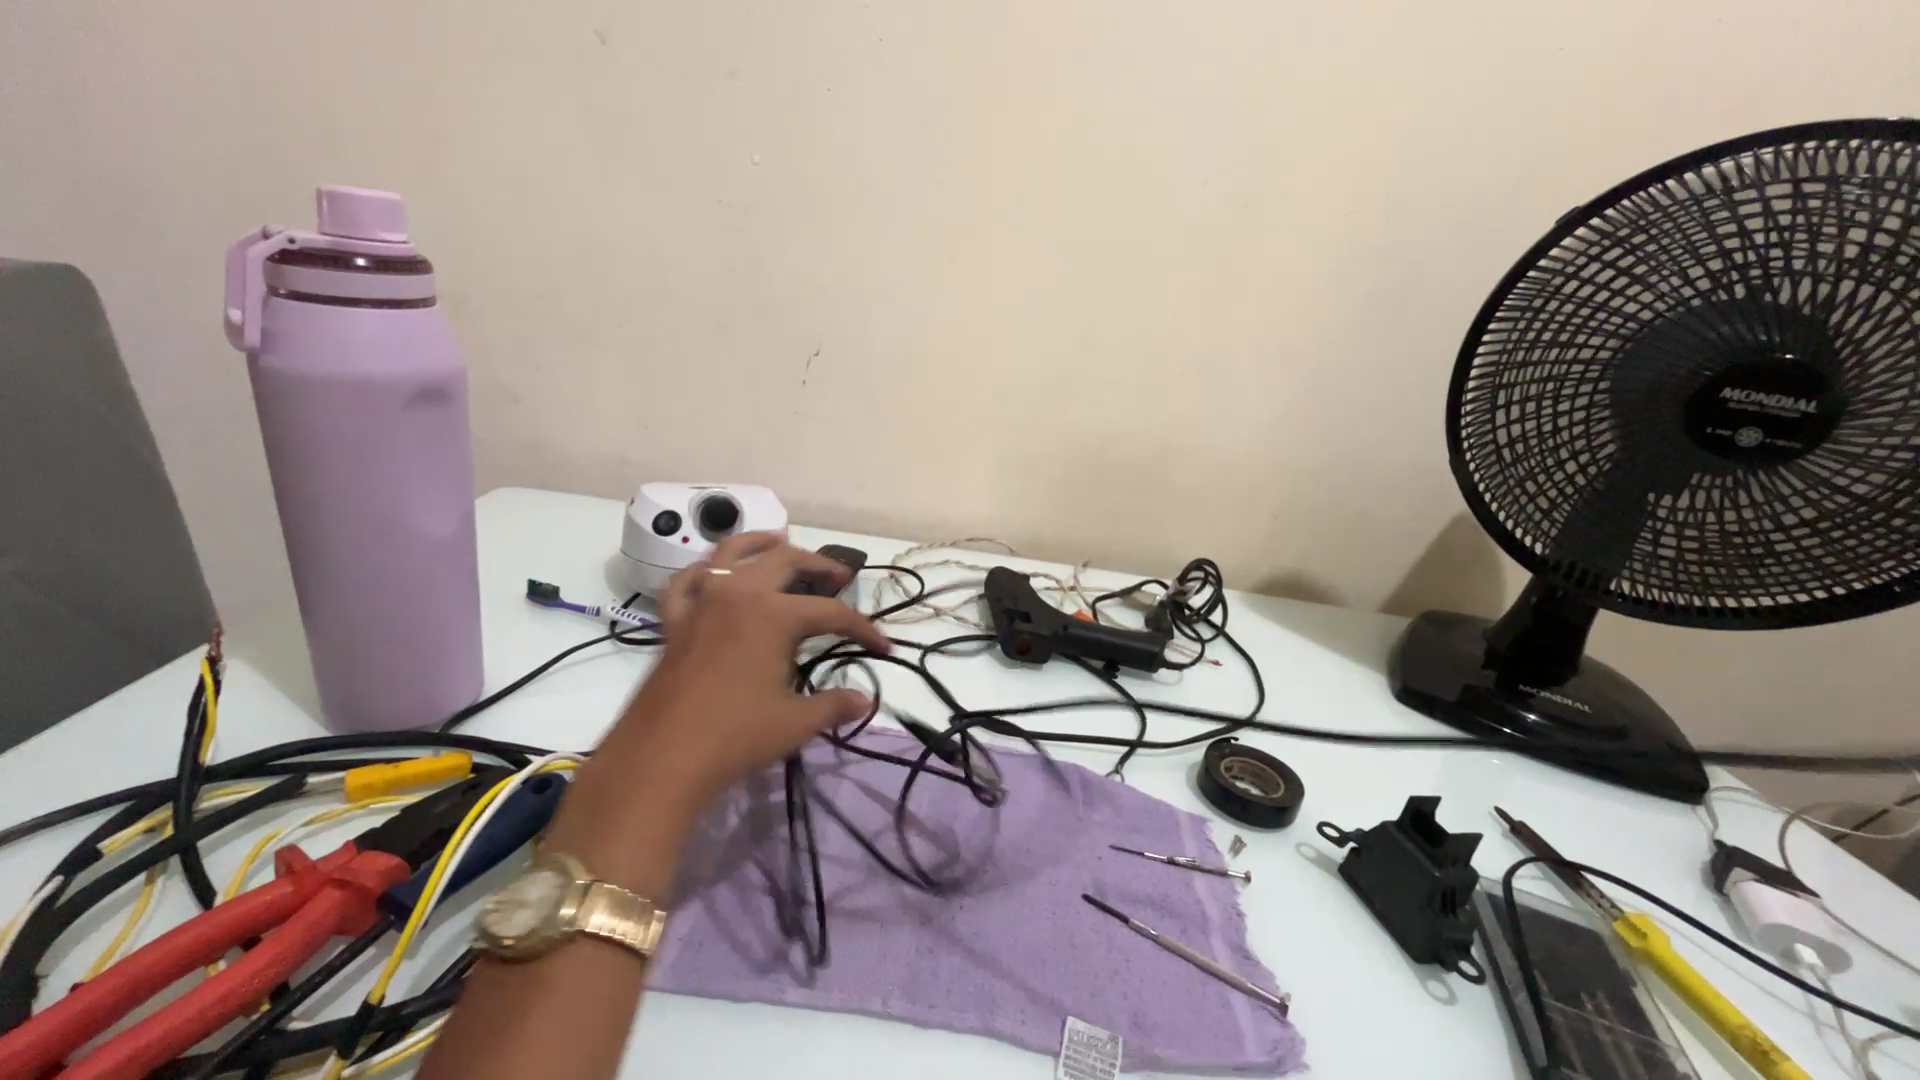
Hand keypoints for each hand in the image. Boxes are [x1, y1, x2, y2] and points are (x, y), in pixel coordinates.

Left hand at [598, 533, 890, 815]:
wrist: (662, 757)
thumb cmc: (735, 736)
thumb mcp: (795, 723)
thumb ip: (834, 705)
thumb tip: (865, 700)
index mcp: (774, 614)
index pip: (832, 612)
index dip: (863, 628)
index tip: (883, 646)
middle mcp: (739, 594)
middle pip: (786, 560)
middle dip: (820, 565)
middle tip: (840, 578)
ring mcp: (702, 602)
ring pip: (733, 553)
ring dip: (761, 543)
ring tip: (779, 541)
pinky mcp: (674, 621)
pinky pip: (687, 580)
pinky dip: (704, 570)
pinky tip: (714, 573)